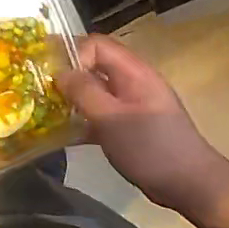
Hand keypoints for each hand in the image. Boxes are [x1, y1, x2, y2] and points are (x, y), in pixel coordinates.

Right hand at [59, 35, 228, 214]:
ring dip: (73, 100)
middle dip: (67, 76)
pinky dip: (83, 122)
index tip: (51, 77)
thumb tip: (60, 72)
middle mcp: (134, 83)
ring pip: (97, 93)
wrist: (188, 183)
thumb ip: (84, 92)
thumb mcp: (112, 118)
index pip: (96, 45)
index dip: (72, 55)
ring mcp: (133, 106)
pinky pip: (102, 116)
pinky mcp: (131, 129)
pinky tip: (63, 136)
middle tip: (40, 91)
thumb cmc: (150, 147)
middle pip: (95, 66)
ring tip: (46, 112)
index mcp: (134, 72)